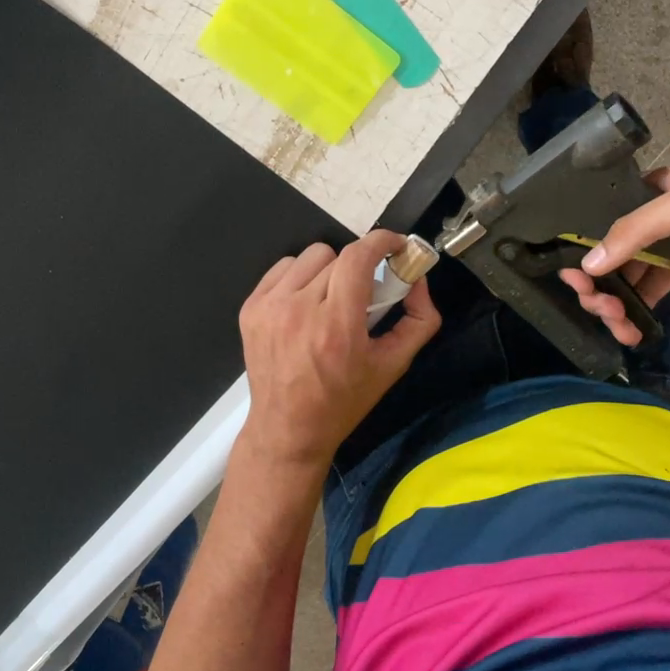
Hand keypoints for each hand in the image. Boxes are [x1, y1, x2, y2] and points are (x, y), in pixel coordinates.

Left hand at [238, 229, 441, 466]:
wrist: (288, 429)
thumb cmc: (344, 400)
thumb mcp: (393, 366)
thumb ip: (418, 321)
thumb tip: (419, 282)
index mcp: (337, 325)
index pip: (357, 258)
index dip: (381, 241)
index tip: (396, 245)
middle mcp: (299, 309)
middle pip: (338, 256)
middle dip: (358, 269)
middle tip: (363, 294)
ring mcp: (269, 307)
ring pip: (310, 257)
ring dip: (329, 271)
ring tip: (331, 300)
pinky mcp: (251, 308)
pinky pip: (283, 268)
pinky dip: (300, 278)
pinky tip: (306, 305)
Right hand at [561, 164, 669, 345]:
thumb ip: (634, 232)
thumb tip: (588, 265)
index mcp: (647, 190)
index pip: (600, 222)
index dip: (583, 253)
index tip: (576, 283)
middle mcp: (653, 216)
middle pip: (611, 255)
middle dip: (601, 287)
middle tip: (603, 312)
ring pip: (631, 276)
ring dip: (619, 302)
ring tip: (620, 328)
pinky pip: (654, 288)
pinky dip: (642, 306)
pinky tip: (634, 328)